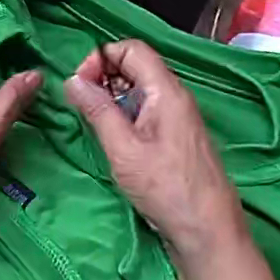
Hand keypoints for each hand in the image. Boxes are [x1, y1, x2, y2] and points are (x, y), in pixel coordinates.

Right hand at [63, 39, 245, 255]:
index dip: (100, 57)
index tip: (80, 84)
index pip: (131, 49)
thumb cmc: (165, 188)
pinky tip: (111, 136)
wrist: (207, 231)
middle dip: (102, 76)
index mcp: (166, 91)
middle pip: (134, 66)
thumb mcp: (122, 148)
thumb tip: (72, 80)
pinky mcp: (174, 136)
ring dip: (110, 97)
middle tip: (81, 103)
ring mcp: (176, 117)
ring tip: (92, 121)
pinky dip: (123, 114)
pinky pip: (144, 110)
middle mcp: (174, 97)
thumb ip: (97, 110)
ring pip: (137, 89)